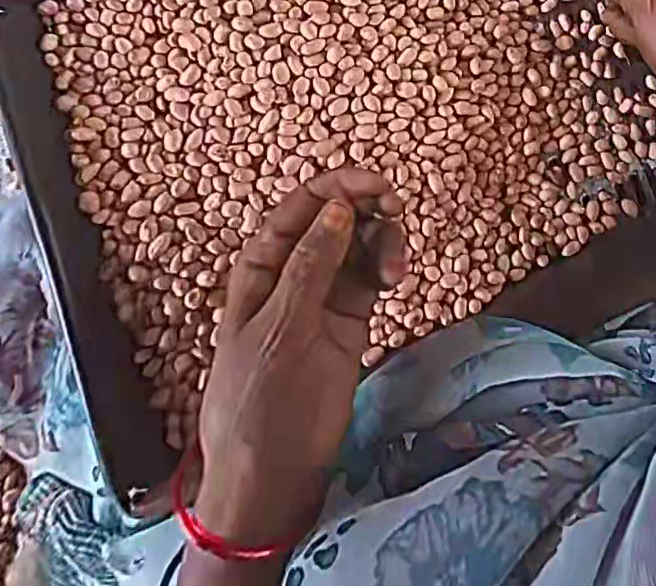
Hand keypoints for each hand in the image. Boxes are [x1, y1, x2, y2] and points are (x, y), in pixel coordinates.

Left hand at [192, 168, 405, 550]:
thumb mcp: (279, 327)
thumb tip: (338, 208)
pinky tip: (396, 276)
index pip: (302, 205)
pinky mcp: (352, 313)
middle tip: (395, 209)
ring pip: (361, 241)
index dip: (339, 185)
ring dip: (382, 238)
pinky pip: (373, 272)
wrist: (273, 471)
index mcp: (264, 261)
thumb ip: (311, 265)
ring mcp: (326, 290)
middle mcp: (297, 267)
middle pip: (336, 216)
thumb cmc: (259, 397)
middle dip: (366, 206)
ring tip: (396, 266)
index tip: (376, 184)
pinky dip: (387, 265)